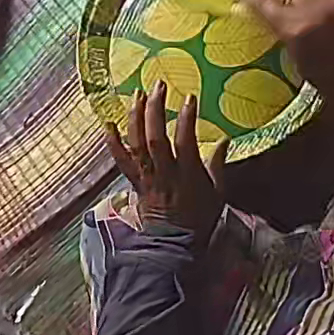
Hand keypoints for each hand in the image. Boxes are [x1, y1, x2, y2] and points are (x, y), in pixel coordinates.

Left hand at [104, 82, 227, 243]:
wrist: (173, 248)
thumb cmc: (200, 220)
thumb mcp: (219, 194)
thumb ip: (219, 166)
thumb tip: (225, 140)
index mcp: (188, 176)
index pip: (185, 142)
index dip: (186, 119)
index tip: (189, 97)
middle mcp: (164, 175)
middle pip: (155, 138)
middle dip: (155, 110)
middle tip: (158, 86)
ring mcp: (147, 179)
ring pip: (136, 145)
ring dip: (135, 117)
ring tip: (137, 93)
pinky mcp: (135, 183)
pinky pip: (121, 161)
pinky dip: (112, 142)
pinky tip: (108, 123)